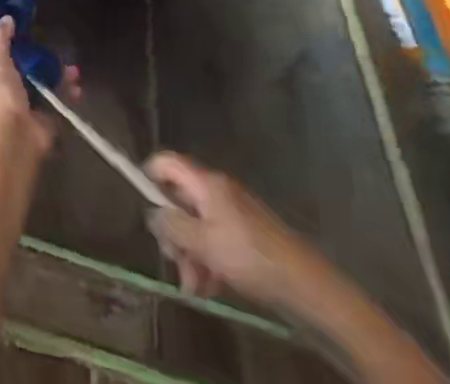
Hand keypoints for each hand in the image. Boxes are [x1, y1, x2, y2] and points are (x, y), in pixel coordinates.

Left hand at [0, 16, 78, 154]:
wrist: (16, 138)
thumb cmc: (2, 98)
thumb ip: (1, 41)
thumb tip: (6, 18)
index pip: (6, 63)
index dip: (18, 51)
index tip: (31, 38)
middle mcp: (12, 96)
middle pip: (30, 75)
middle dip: (45, 65)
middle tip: (59, 54)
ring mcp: (30, 111)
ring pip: (48, 89)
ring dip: (61, 78)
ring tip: (75, 70)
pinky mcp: (48, 123)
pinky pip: (60, 105)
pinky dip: (69, 96)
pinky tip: (77, 87)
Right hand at [145, 152, 313, 302]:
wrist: (305, 283)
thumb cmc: (249, 256)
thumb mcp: (202, 243)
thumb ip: (171, 225)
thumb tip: (153, 212)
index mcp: (206, 184)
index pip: (167, 163)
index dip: (149, 175)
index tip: (144, 204)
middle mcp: (217, 191)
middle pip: (179, 200)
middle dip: (174, 233)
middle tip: (176, 261)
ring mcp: (232, 212)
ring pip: (196, 225)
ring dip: (190, 255)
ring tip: (196, 287)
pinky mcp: (244, 233)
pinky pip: (214, 239)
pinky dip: (207, 260)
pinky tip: (211, 287)